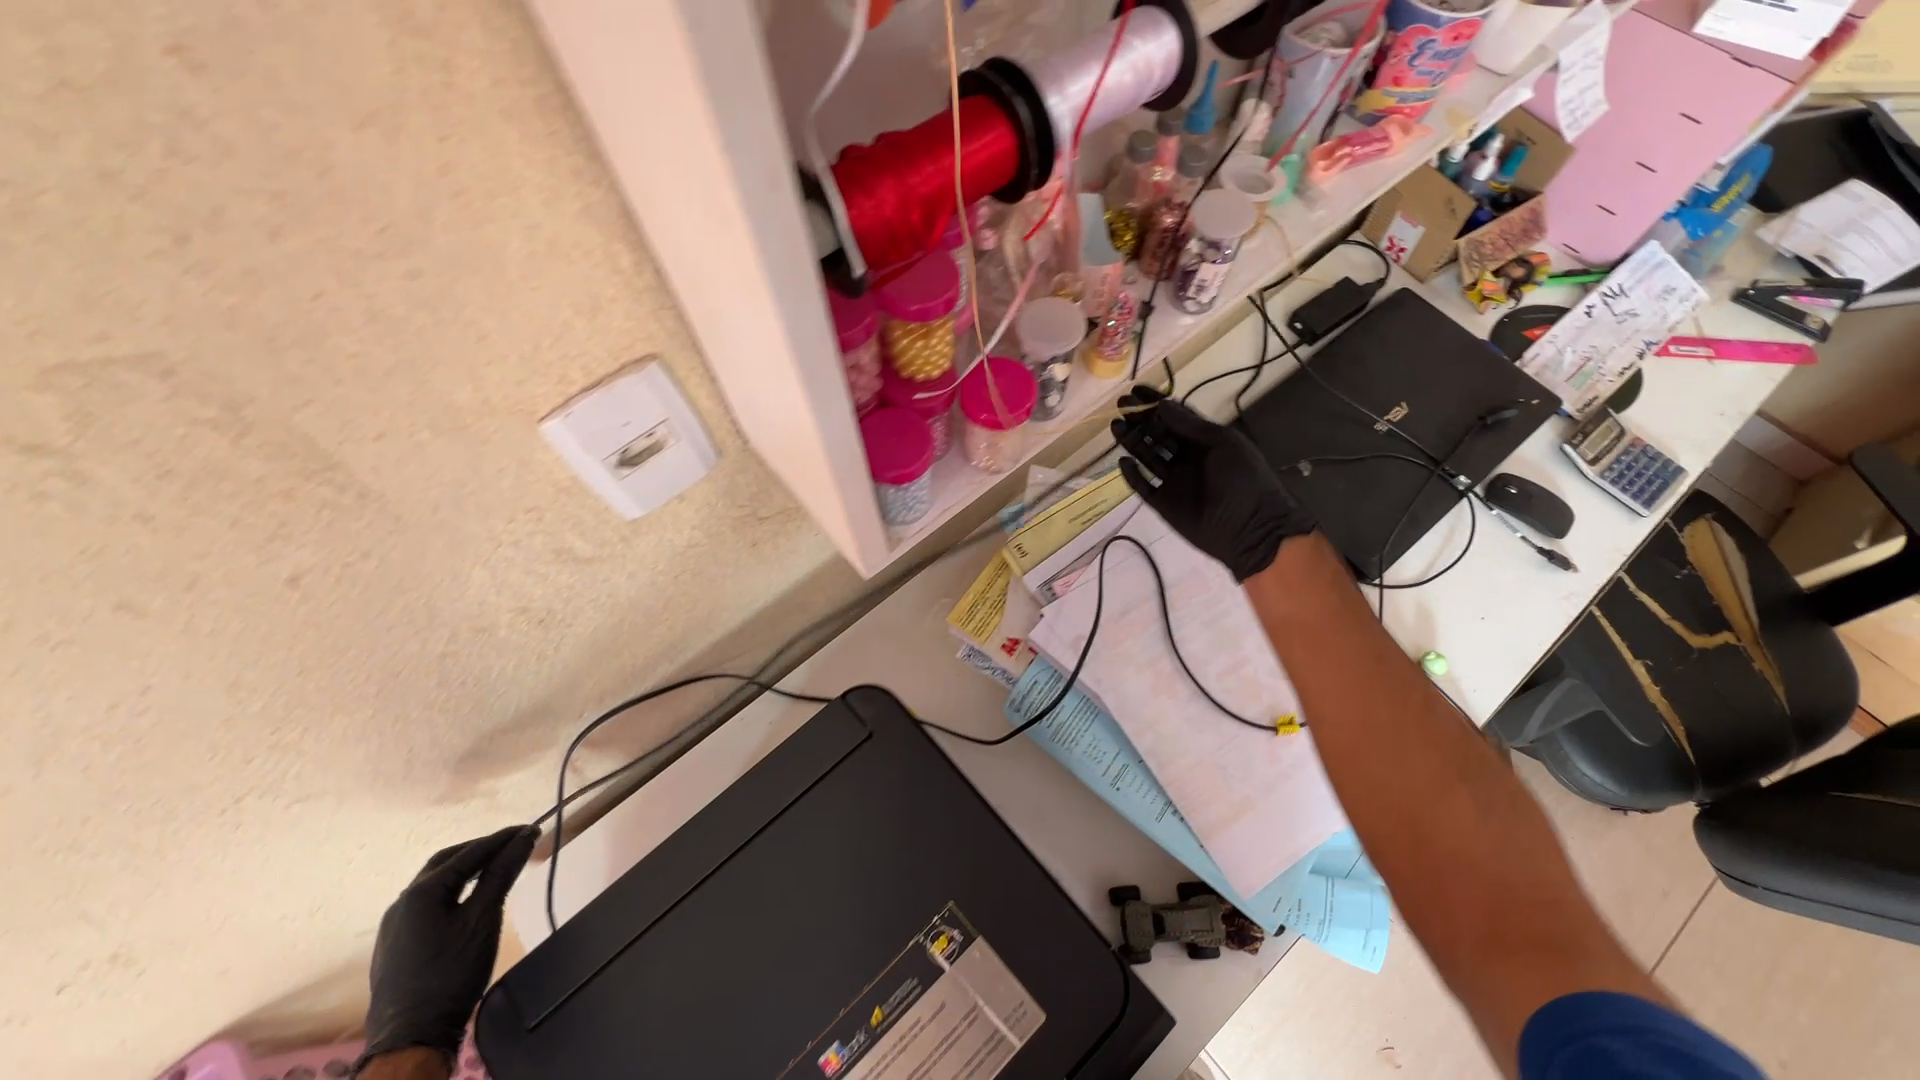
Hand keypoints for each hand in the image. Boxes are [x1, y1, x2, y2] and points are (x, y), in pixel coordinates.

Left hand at [360, 825, 539, 1068]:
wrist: (412, 1034)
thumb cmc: (453, 971)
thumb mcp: (484, 918)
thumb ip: (501, 874)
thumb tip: (523, 837)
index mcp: (421, 891)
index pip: (469, 853)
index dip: (502, 839)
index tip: (531, 829)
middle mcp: (402, 902)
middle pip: (445, 862)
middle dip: (479, 850)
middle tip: (511, 846)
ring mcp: (394, 925)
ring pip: (434, 885)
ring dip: (464, 871)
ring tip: (494, 870)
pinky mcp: (395, 945)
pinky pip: (427, 905)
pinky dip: (452, 892)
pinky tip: (466, 903)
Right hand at [1111, 386, 1316, 580]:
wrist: (1251, 529)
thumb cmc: (1244, 480)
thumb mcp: (1223, 443)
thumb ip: (1191, 425)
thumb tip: (1162, 405)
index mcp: (1204, 441)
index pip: (1176, 417)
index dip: (1156, 403)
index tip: (1135, 391)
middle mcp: (1187, 457)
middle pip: (1158, 434)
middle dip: (1140, 420)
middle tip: (1122, 408)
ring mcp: (1174, 481)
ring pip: (1147, 457)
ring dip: (1132, 442)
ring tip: (1116, 427)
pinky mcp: (1164, 503)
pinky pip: (1143, 486)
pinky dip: (1132, 474)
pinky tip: (1123, 462)